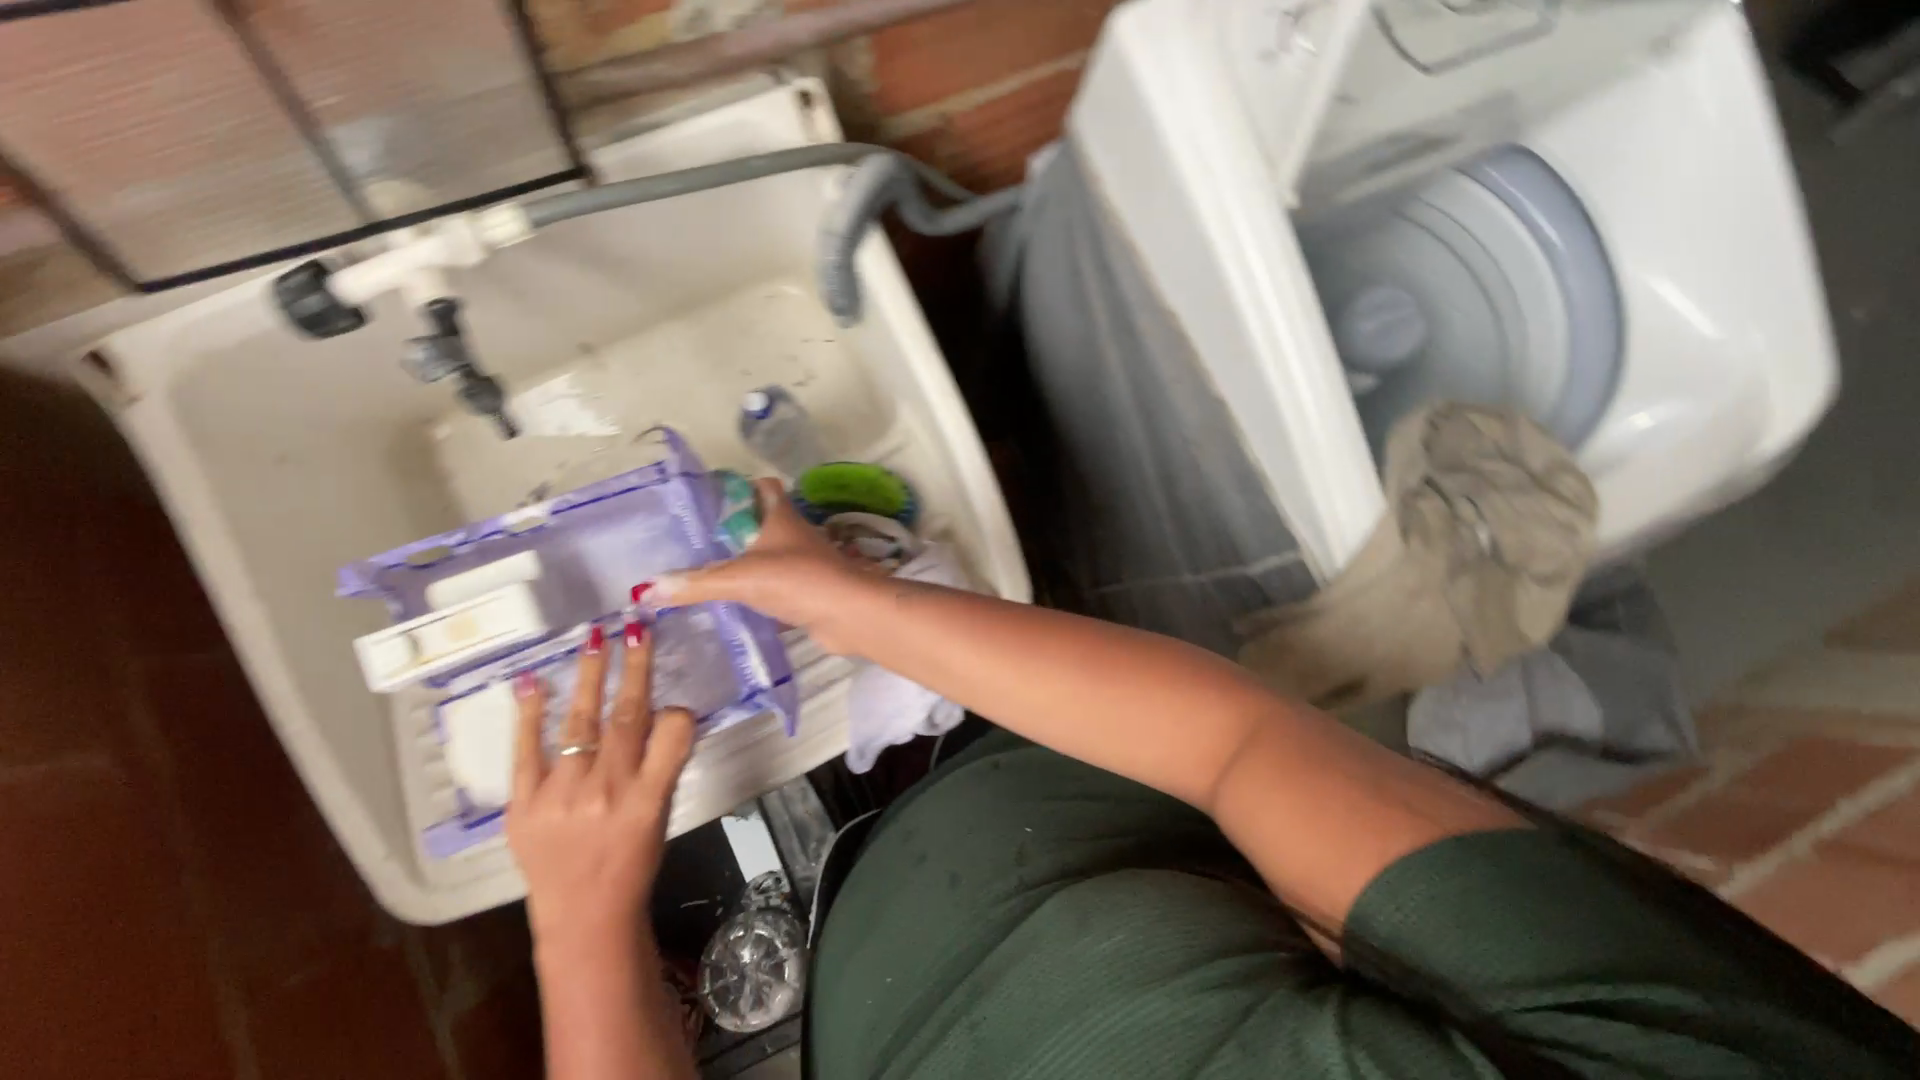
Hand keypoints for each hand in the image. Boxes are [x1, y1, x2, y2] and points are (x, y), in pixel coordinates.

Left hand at [507, 623, 695, 944]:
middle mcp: (606, 792)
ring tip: (595, 638)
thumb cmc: (632, 863)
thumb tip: (659, 714)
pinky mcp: (521, 805)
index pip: (673, 733)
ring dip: (589, 676)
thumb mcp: (661, 815)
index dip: (677, 710)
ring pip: (579, 724)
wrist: (583, 916)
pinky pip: (525, 751)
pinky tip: (532, 680)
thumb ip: (661, 766)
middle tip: (636, 628)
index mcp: (649, 798)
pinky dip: (529, 714)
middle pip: (625, 716)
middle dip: (634, 668)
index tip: (674, 696)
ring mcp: (559, 797)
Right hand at [654, 478, 873, 653]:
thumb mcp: (740, 578)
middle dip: (737, 530)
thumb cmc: (798, 580)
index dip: (741, 487)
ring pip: (773, 555)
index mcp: (781, 516)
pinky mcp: (811, 590)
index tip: (710, 501)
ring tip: (711, 572)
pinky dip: (762, 591)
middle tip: (700, 542)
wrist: (850, 614)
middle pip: (765, 522)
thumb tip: (647, 589)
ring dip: (749, 562)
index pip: (764, 487)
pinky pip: (780, 585)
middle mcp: (795, 533)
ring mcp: (806, 562)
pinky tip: (738, 603)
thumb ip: (696, 583)